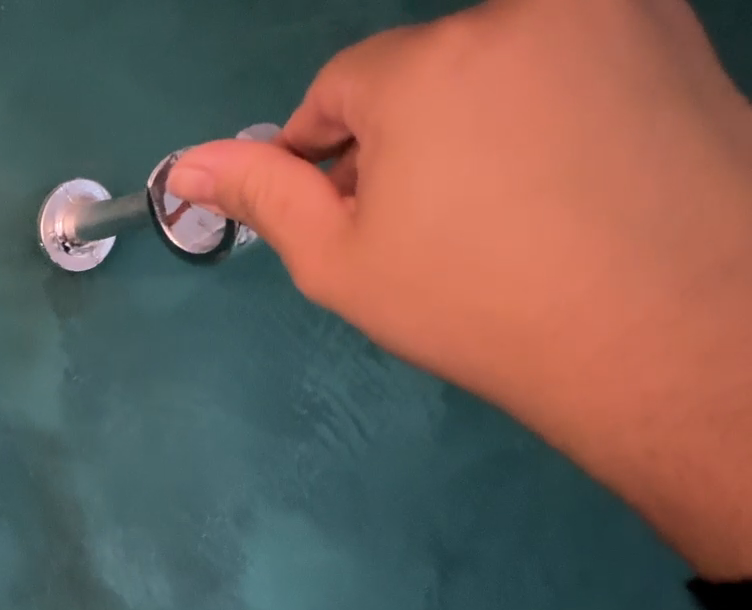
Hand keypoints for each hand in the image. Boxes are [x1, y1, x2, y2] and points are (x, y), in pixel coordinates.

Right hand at [168, 0, 751, 578]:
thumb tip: (184, 165)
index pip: (338, 86)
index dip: (321, 152)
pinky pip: (563, 60)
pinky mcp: (676, 35)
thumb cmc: (466, 299)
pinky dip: (534, 109)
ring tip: (483, 207)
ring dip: (462, 121)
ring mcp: (613, 14)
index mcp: (428, 65)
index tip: (339, 210)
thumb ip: (261, 195)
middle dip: (395, 135)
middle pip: (417, 69)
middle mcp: (523, 12)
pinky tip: (546, 182)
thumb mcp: (334, 258)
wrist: (659, 326)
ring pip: (490, 63)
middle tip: (410, 221)